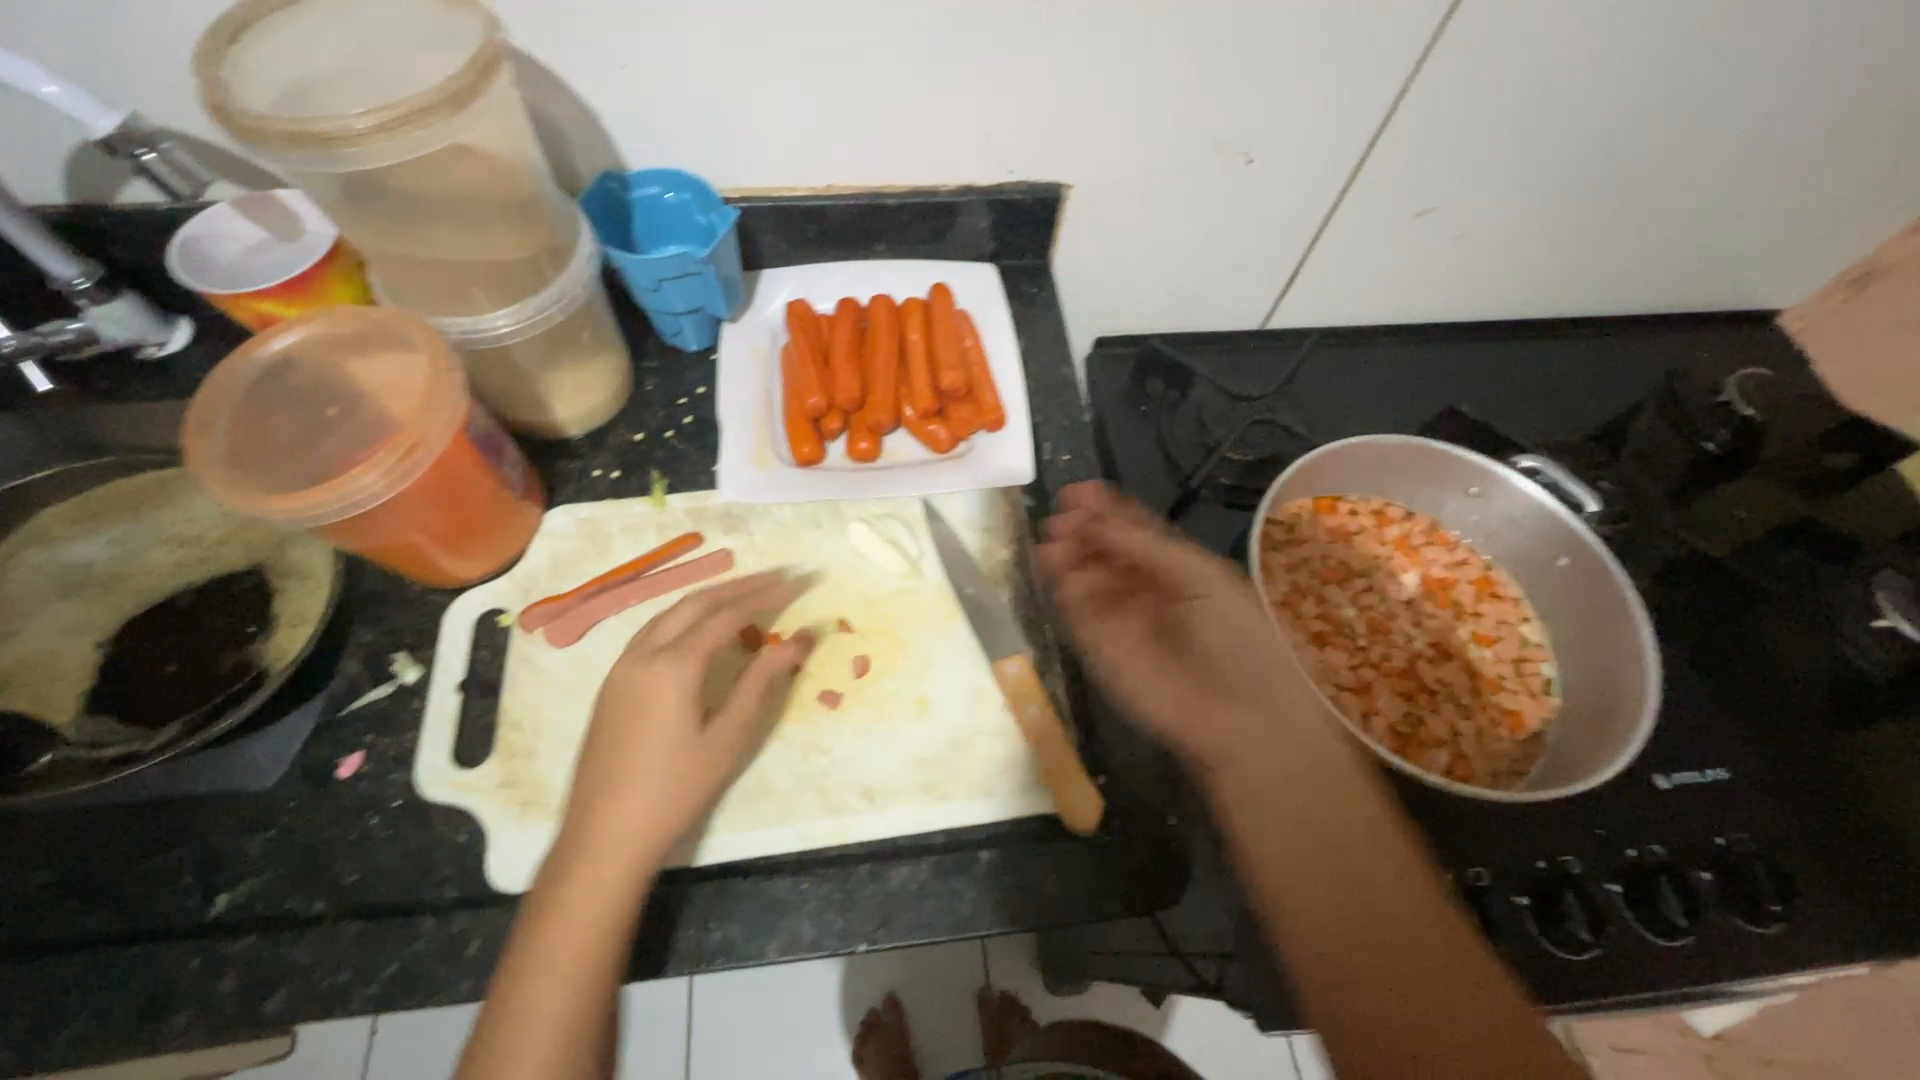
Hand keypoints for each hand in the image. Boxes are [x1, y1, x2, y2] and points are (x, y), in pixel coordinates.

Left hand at [556, 571, 813, 868]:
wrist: (604, 834)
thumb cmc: (675, 790)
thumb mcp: (729, 736)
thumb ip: (762, 680)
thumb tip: (801, 639)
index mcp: (674, 663)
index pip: (729, 613)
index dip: (767, 594)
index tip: (800, 581)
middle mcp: (643, 652)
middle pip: (698, 602)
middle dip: (742, 585)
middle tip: (782, 577)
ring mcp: (622, 666)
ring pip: (671, 612)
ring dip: (712, 597)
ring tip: (750, 594)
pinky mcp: (613, 683)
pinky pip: (655, 630)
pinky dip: (688, 617)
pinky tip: (704, 628)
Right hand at [1035, 482, 1321, 769]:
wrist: (1242, 716)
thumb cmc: (1238, 638)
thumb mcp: (1202, 578)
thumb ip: (1147, 547)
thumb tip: (1098, 518)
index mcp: (1178, 569)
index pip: (1134, 533)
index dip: (1108, 511)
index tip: (1079, 490)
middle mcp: (1146, 590)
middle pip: (1105, 551)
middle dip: (1083, 530)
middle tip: (1061, 515)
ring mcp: (1121, 620)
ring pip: (1087, 579)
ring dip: (1069, 557)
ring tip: (1053, 541)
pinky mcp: (1101, 651)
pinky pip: (1080, 615)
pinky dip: (1068, 592)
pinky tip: (1062, 573)